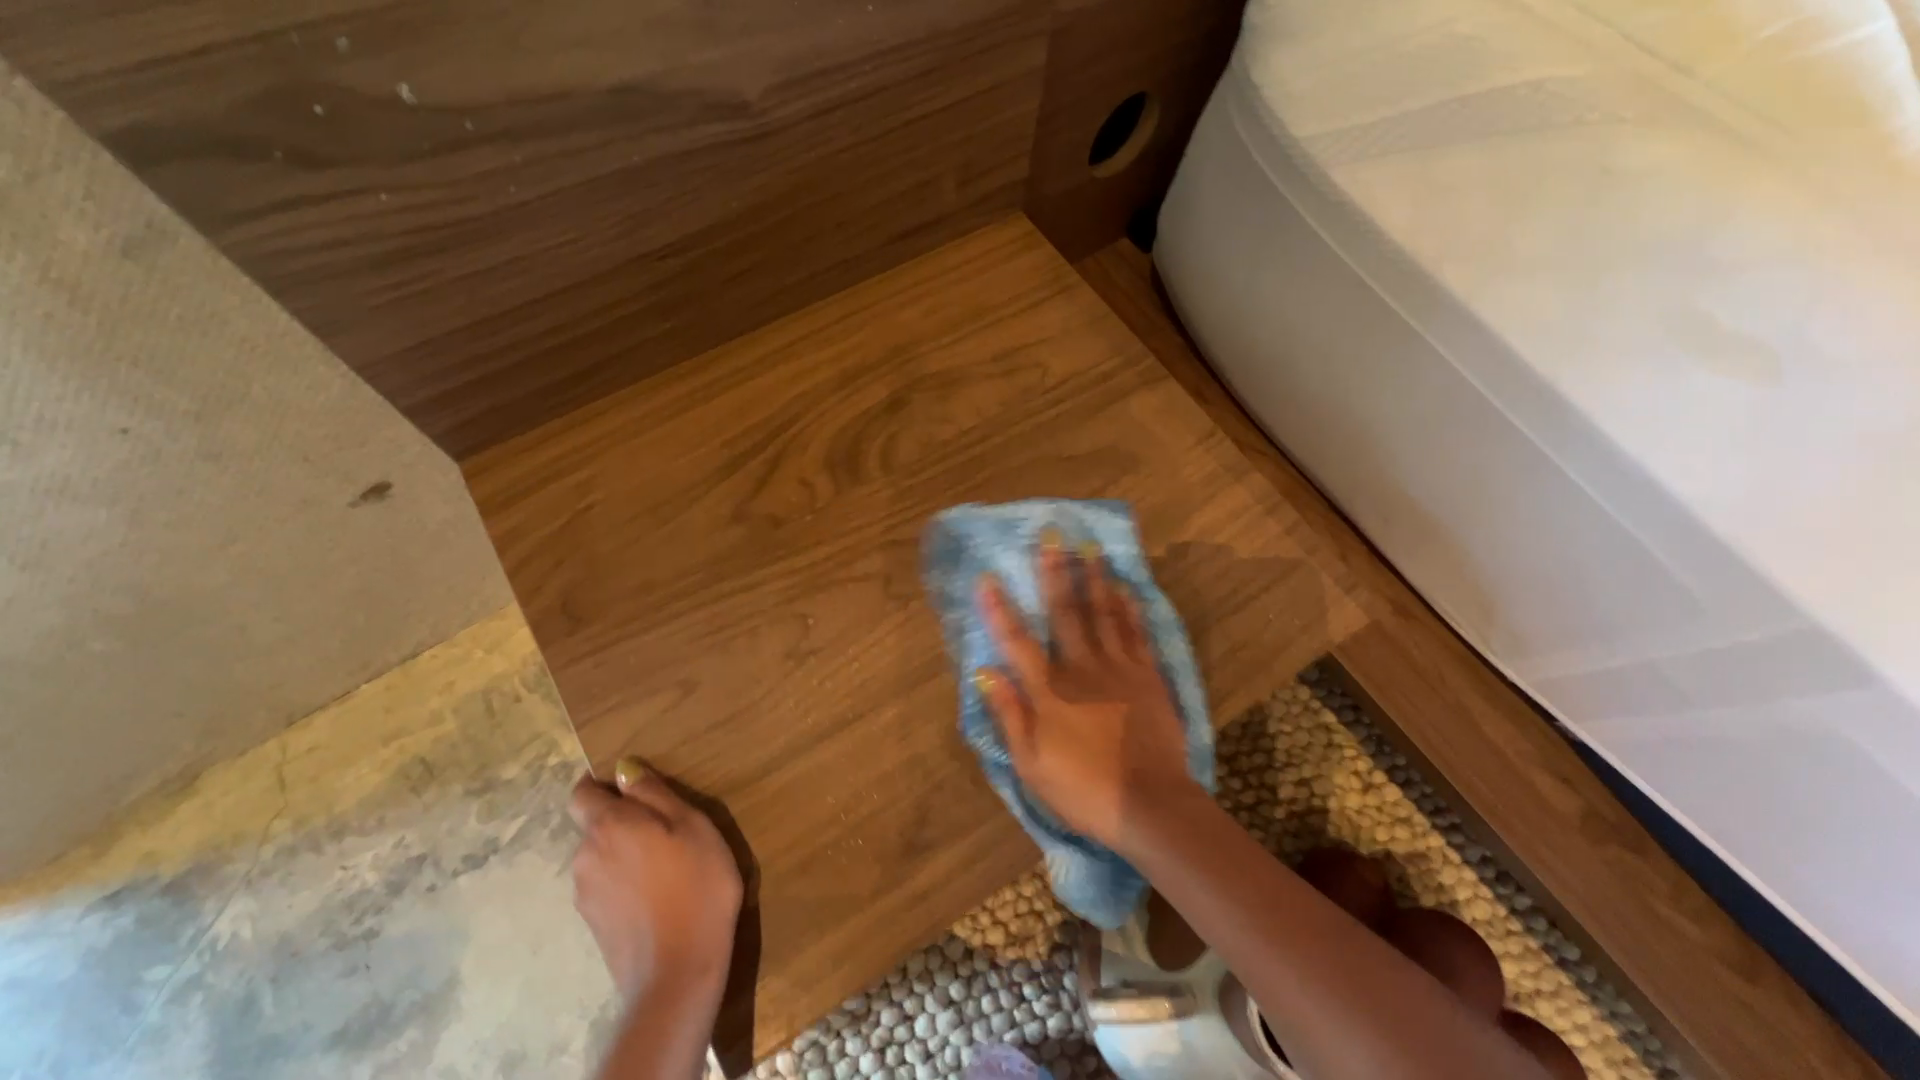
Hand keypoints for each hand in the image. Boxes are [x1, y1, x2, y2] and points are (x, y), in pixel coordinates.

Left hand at [569, 759, 742, 1002]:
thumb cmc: (697, 887)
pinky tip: (656, 901)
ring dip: (624, 857)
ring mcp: (584, 893)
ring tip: (666, 872)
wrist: (678, 971)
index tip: (637, 795)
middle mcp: (585, 855)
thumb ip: (655, 794)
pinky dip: (625, 886)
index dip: (604, 788)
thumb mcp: (693, 826)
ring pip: (601, 859)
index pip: (582, 792)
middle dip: (622, 824)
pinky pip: (606, 889)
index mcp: (608, 824)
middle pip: (594, 827)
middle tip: (667, 835)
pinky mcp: (592, 924)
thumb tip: (624, 769)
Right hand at [974, 532, 1199, 851]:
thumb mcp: (1031, 764)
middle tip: (1052, 535)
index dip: (1000, 609)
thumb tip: (986, 672)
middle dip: (1055, 571)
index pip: (1017, 642)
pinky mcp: (1149, 677)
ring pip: (1104, 613)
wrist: (1150, 803)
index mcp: (1049, 691)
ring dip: (1095, 578)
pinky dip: (1129, 607)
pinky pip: (1137, 632)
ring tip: (1089, 548)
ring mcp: (1119, 669)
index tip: (988, 577)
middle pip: (1066, 612)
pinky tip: (1125, 588)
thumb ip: (1010, 715)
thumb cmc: (1083, 790)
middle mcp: (1082, 668)